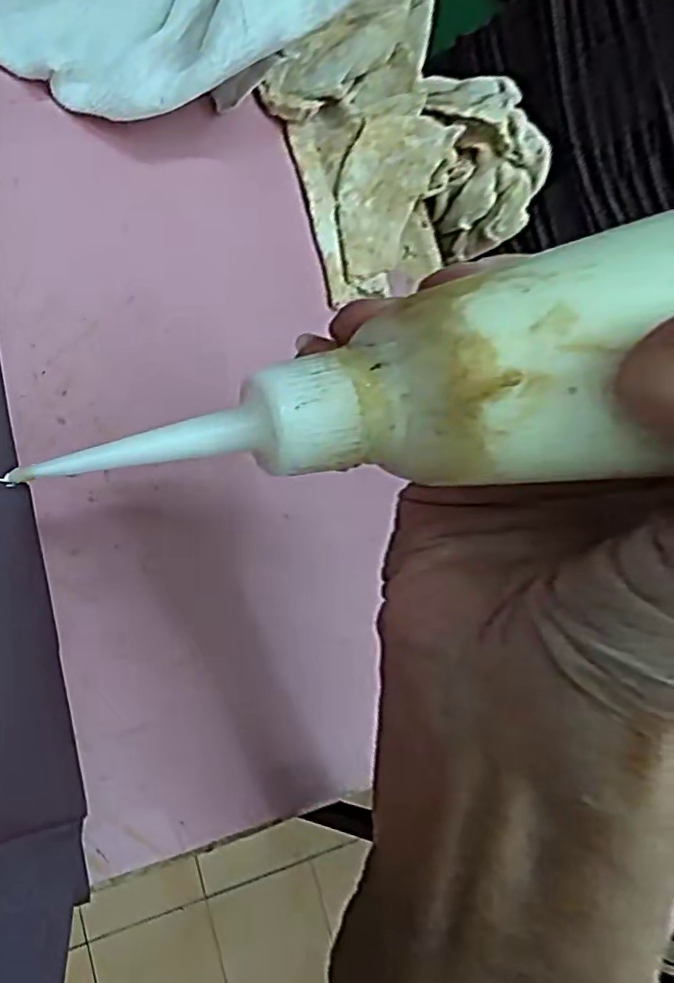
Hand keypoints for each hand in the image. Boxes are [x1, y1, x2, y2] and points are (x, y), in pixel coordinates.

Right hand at [304, 262, 673, 982]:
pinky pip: (406, 405)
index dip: (640, 280)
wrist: (515, 720)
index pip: (668, 327)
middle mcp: (633, 428)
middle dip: (520, 293)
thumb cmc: (650, 649)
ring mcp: (529, 448)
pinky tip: (341, 352)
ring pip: (483, 357)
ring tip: (376, 316)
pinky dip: (368, 373)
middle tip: (460, 284)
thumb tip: (647, 346)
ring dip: (426, 325)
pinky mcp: (440, 473)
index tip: (593, 262)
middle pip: (578, 331)